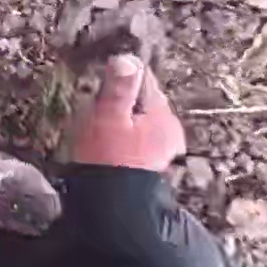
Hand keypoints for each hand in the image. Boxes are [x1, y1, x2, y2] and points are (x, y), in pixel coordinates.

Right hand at [70, 55, 186, 172]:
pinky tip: (107, 144)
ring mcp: (163, 146)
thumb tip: (126, 59)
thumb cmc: (109, 160)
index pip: (143, 77)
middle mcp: (169, 128)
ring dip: (120, 117)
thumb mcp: (108, 118)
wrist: (115, 207)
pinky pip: (136, 134)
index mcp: (162, 115)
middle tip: (96, 112)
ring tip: (99, 130)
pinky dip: (122, 133)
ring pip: (138, 116)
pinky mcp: (152, 160)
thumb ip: (119, 89)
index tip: (100, 87)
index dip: (118, 78)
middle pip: (141, 97)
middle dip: (119, 99)